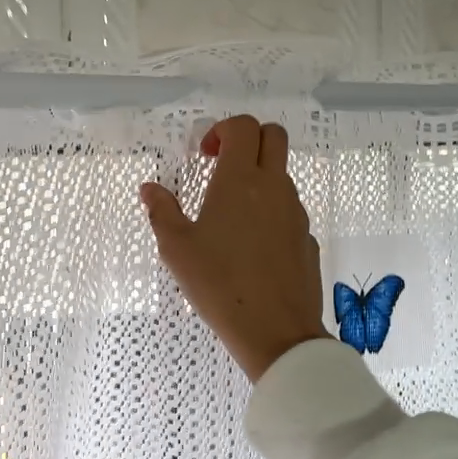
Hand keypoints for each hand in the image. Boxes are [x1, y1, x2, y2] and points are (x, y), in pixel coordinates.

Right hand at [142, 115, 326, 380]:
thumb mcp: (177, 248)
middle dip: (248, 139)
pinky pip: (289, 210)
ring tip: (230, 214)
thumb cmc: (219, 284)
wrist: (275, 331)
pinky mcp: (307, 238)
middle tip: (222, 165)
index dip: (223, 130)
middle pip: (273, 136)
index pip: (244, 126)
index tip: (204, 154)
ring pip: (282, 174)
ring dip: (259, 177)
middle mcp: (274, 187)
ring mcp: (296, 212)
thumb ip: (162, 211)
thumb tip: (150, 189)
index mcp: (241, 180)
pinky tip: (250, 247)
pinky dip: (270, 211)